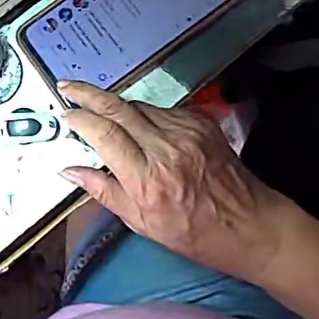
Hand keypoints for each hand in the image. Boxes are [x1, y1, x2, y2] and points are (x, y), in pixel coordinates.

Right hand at [60, 82, 297, 281]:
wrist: (251, 224)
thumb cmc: (196, 232)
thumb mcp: (141, 222)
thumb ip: (103, 191)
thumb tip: (70, 170)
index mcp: (148, 179)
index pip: (104, 133)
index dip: (80, 118)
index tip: (66, 114)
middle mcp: (166, 149)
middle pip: (118, 107)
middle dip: (87, 94)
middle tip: (68, 86)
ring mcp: (186, 131)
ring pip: (138, 105)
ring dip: (116, 106)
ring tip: (104, 114)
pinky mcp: (200, 122)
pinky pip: (161, 109)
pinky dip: (144, 114)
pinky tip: (142, 128)